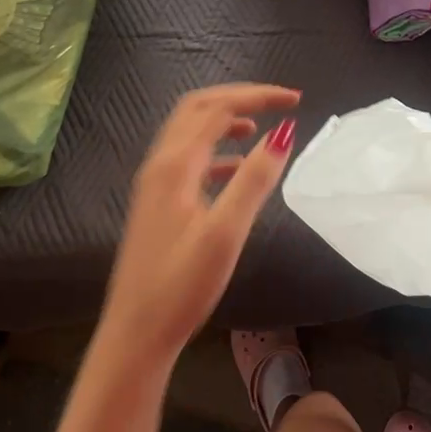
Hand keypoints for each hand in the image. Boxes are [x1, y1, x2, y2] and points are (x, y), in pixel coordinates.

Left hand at [98, 84, 300, 362]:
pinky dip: (217, 149)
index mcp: (175, 165)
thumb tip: (284, 132)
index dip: (257, 96)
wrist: (134, 335)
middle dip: (240, 98)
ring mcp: (155, 184)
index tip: (296, 100)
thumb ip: (254, 179)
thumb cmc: (181, 286)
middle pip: (198, 108)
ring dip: (225, 119)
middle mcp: (160, 165)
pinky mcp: (157, 204)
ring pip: (190, 131)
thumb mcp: (225, 233)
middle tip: (279, 103)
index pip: (217, 107)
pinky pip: (189, 158)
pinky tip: (236, 169)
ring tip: (260, 127)